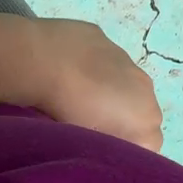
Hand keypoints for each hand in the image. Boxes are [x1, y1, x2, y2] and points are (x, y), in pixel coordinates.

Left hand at [21, 19, 162, 150]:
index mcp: (146, 119)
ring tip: (70, 87)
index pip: (147, 142)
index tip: (98, 141)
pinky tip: (63, 62)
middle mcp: (145, 86)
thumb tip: (111, 138)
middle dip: (118, 113)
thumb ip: (113, 147)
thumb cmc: (63, 110)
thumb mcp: (91, 145)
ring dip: (104, 83)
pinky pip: (100, 54)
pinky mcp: (100, 35)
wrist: (36, 62)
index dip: (122, 143)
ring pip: (121, 78)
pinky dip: (88, 59)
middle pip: (138, 108)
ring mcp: (123, 56)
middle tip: (83, 115)